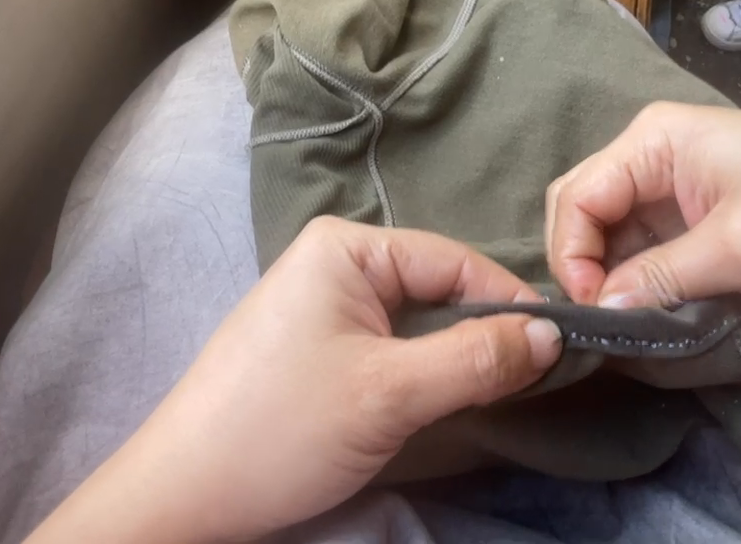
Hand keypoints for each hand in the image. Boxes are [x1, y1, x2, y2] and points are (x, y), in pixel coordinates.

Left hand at [34, 217, 562, 543]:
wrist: (182, 495)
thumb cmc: (285, 428)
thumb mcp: (391, 393)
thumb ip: (475, 359)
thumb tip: (551, 334)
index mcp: (346, 246)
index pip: (449, 258)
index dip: (506, 299)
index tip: (558, 344)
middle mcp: (332, 256)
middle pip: (432, 282)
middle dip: (480, 326)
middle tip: (532, 372)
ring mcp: (319, 296)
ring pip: (411, 313)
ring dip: (452, 347)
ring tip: (496, 383)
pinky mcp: (313, 335)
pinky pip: (385, 334)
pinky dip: (420, 360)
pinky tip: (440, 388)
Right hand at [544, 102, 740, 309]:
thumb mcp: (740, 249)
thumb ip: (660, 278)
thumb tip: (598, 311)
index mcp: (655, 138)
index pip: (580, 192)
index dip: (572, 252)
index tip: (593, 312)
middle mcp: (654, 150)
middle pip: (587, 204)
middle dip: (584, 261)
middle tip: (604, 319)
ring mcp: (674, 177)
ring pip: (613, 225)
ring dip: (614, 272)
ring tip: (630, 320)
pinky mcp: (695, 205)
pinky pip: (646, 238)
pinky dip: (642, 273)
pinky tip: (653, 305)